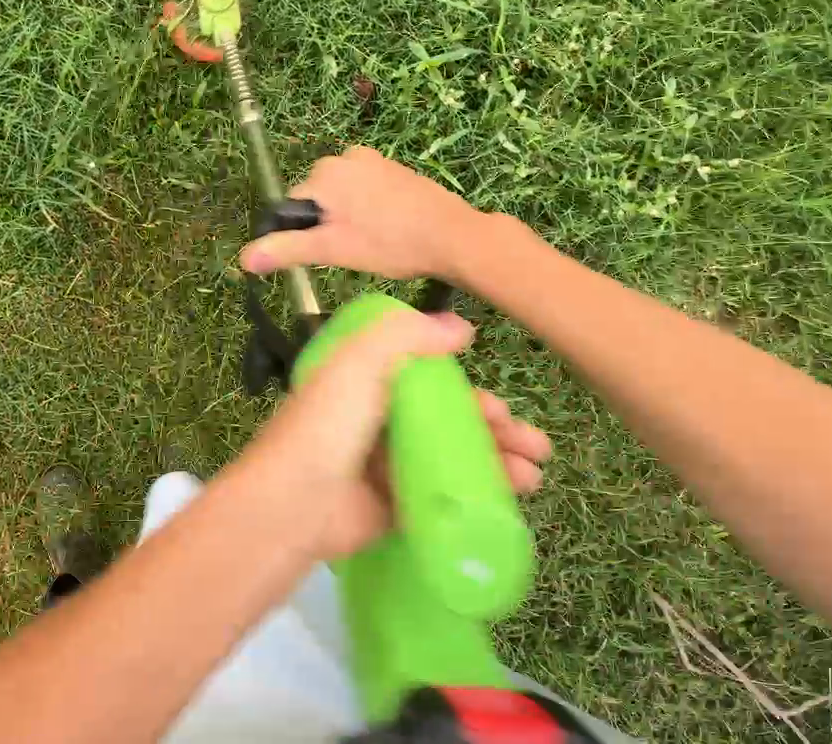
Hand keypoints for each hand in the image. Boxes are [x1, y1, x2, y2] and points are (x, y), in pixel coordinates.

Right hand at [239, 146, 484, 281]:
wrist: (454, 237)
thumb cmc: (389, 243)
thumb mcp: (332, 249)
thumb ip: (286, 249)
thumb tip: (243, 258)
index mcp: (325, 172)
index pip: (295, 207)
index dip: (308, 234)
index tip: (331, 251)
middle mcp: (346, 156)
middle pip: (318, 200)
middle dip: (329, 224)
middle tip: (354, 249)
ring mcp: (374, 160)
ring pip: (343, 197)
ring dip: (350, 219)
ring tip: (375, 242)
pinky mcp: (395, 169)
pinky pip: (366, 192)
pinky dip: (370, 211)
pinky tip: (389, 230)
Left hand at [239, 309, 551, 558]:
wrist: (296, 503)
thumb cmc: (327, 425)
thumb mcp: (358, 363)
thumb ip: (404, 337)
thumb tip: (459, 326)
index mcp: (361, 382)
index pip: (424, 378)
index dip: (464, 386)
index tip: (498, 399)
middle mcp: (375, 420)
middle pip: (446, 418)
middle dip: (494, 426)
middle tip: (533, 441)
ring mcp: (385, 465)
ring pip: (453, 456)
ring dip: (498, 459)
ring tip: (534, 471)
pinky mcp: (395, 505)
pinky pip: (447, 495)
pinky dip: (482, 493)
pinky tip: (516, 495)